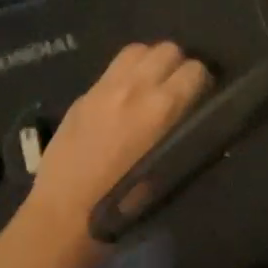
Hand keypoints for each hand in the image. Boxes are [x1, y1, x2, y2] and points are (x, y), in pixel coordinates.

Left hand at [24, 42, 209, 231]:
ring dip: (149, 62)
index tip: (201, 96)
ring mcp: (105, 88)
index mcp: (162, 108)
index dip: (203, 82)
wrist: (64, 218)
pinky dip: (125, 74)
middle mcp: (136, 87)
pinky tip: (122, 98)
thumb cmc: (125, 205)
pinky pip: (112, 68)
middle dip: (177, 65)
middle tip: (175, 88)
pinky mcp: (83, 95)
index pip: (196, 70)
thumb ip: (183, 130)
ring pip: (138, 50)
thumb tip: (194, 112)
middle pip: (168, 49)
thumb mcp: (169, 167)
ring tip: (149, 85)